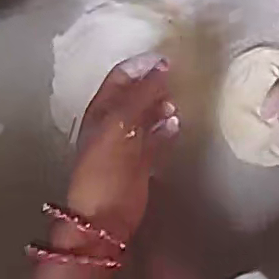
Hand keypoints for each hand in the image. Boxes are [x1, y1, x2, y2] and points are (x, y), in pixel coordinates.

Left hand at [65, 55, 179, 243]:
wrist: (104, 218)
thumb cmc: (106, 166)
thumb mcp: (121, 123)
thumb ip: (142, 94)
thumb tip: (162, 66)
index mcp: (102, 109)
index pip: (122, 75)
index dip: (142, 65)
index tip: (167, 60)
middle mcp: (114, 120)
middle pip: (137, 92)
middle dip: (156, 84)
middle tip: (176, 81)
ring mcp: (128, 140)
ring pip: (148, 113)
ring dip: (162, 106)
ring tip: (174, 106)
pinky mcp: (142, 158)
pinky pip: (157, 135)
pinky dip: (167, 128)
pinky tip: (175, 127)